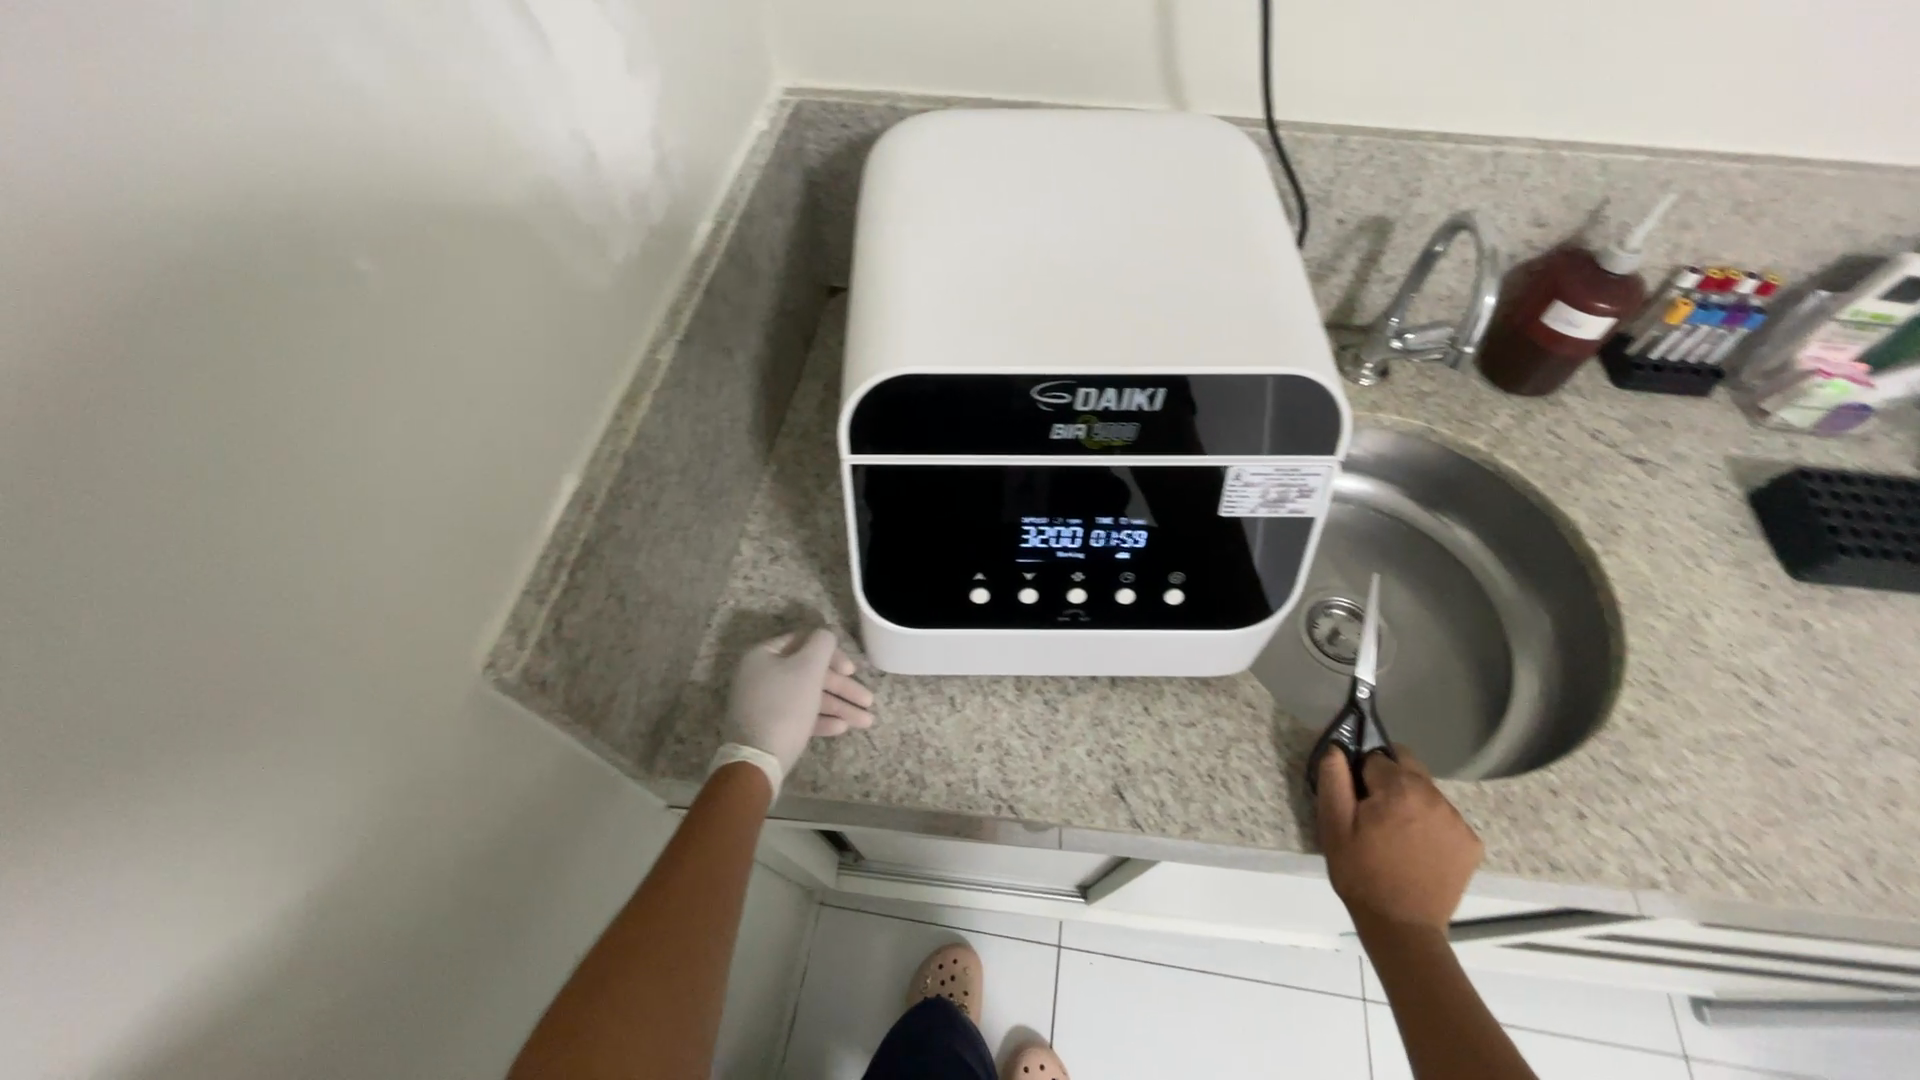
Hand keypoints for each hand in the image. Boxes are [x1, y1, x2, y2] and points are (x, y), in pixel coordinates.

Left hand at [725, 629, 874, 776]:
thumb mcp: (807, 668)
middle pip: (810, 673)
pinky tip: (842, 728)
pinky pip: (799, 715)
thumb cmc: (785, 706)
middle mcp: (762, 675)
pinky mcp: (769, 726)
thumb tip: (827, 634)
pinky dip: (821, 720)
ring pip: (808, 697)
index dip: (832, 654)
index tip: (852, 670)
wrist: (756, 759)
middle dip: (842, 689)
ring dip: (839, 707)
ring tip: (866, 722)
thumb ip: (822, 644)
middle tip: (868, 701)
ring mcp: (764, 703)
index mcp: (764, 655)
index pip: (804, 643)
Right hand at [1315, 747, 1482, 935]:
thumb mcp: (1333, 826)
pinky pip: (1445, 816)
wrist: (1402, 926)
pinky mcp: (1471, 842)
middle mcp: (1435, 796)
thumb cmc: (1360, 873)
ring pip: (1427, 791)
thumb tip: (1338, 748)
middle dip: (1389, 781)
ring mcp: (1458, 820)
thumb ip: (1334, 779)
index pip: (1377, 756)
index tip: (1356, 800)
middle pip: (1407, 767)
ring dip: (1410, 801)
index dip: (1361, 774)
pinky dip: (1430, 823)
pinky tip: (1417, 849)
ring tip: (1396, 835)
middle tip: (1375, 815)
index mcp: (1400, 789)